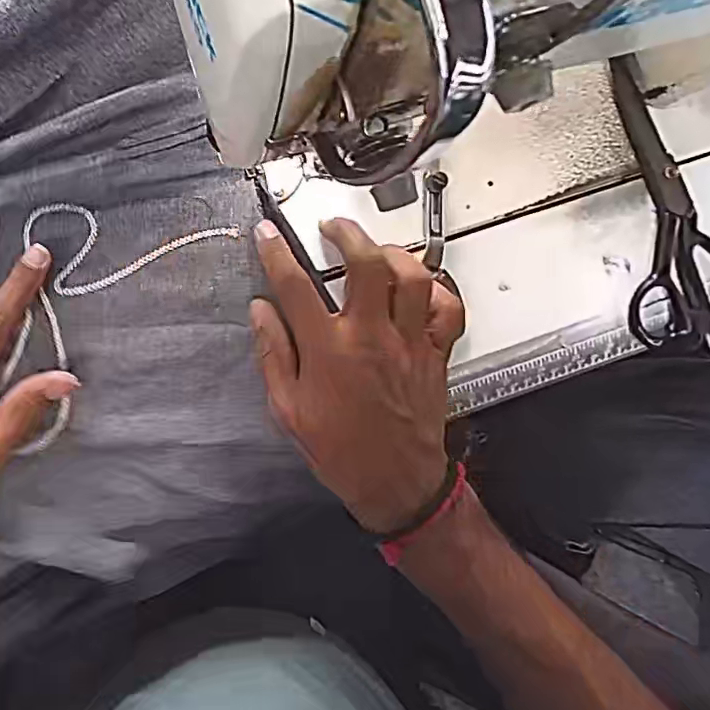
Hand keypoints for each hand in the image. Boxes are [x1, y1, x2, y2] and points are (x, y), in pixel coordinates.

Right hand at [248, 217, 465, 532]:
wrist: (395, 483)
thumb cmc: (340, 450)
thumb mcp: (288, 408)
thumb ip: (273, 354)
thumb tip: (261, 311)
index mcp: (329, 351)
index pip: (295, 286)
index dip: (276, 252)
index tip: (267, 234)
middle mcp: (371, 338)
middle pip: (365, 264)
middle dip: (347, 233)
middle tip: (333, 226)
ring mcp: (409, 343)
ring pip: (411, 276)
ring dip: (392, 252)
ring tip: (375, 248)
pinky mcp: (435, 353)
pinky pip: (447, 308)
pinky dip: (436, 288)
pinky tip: (418, 285)